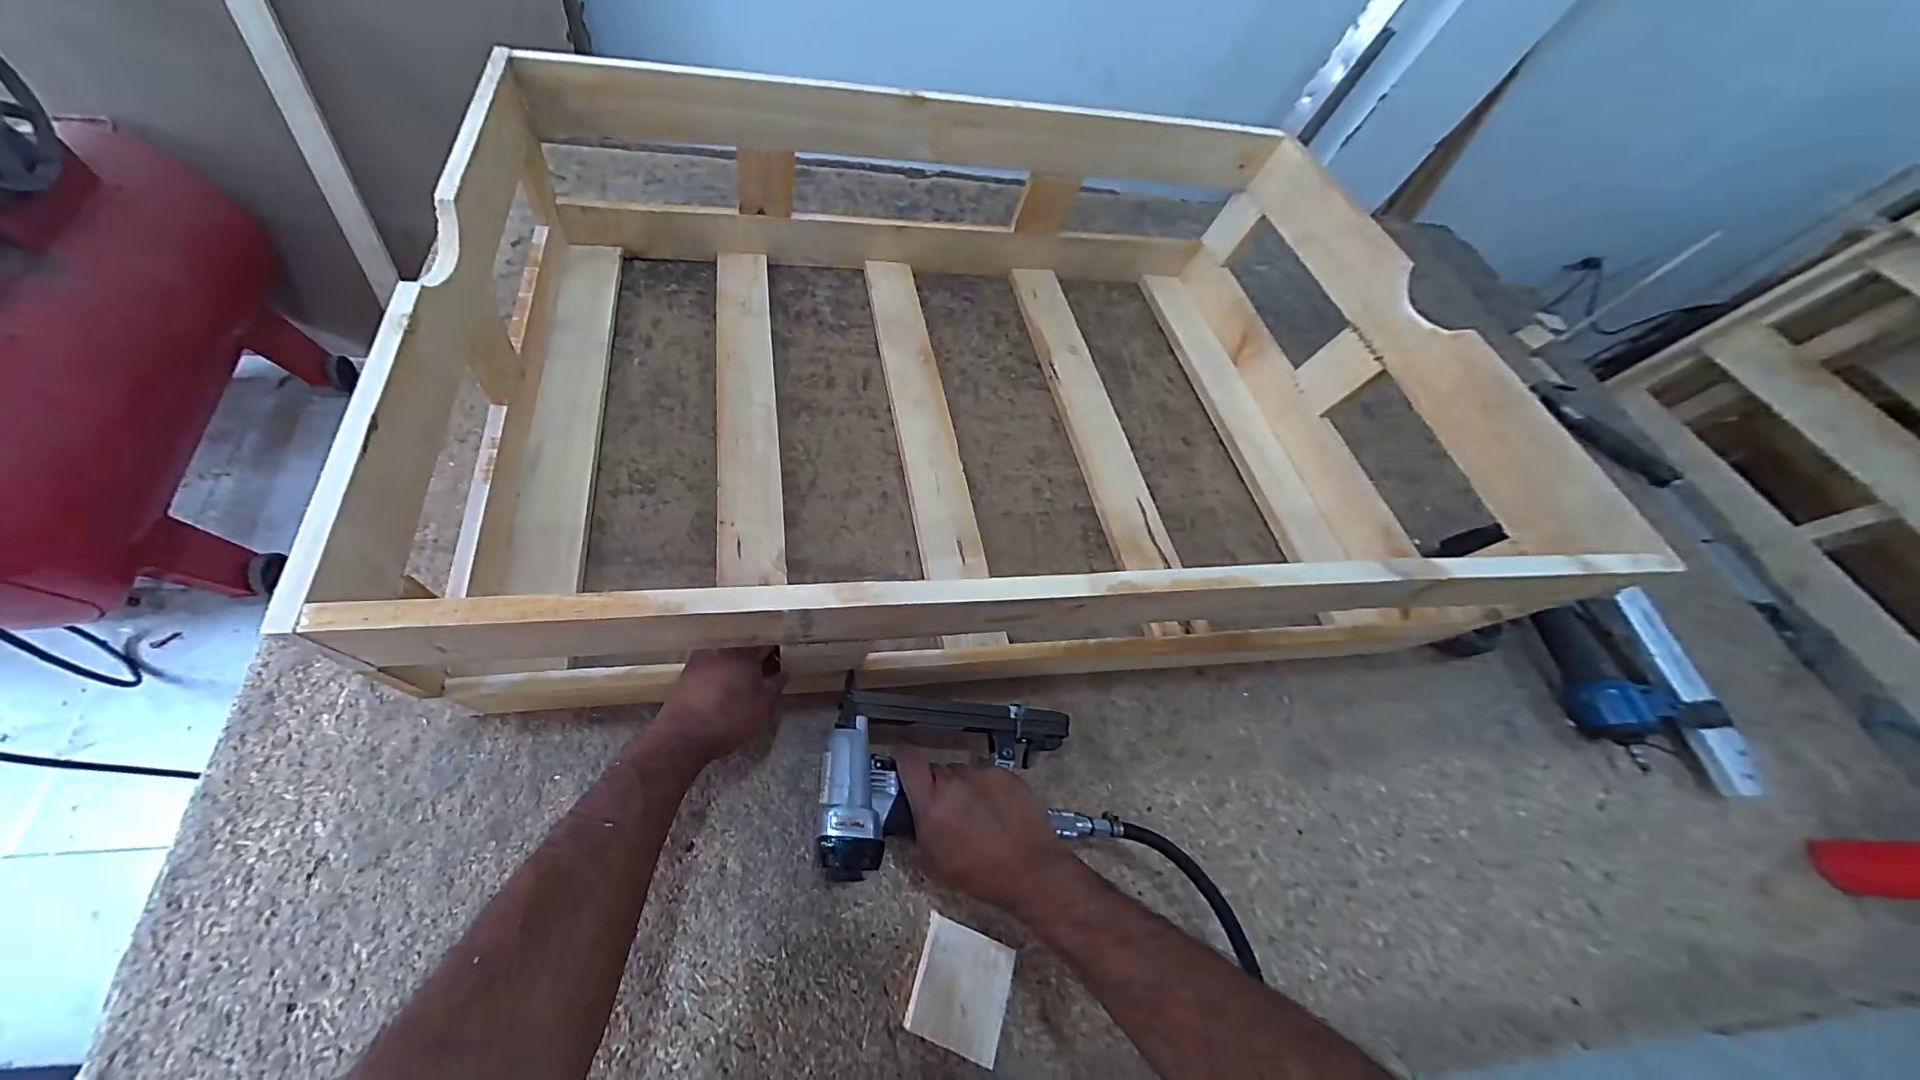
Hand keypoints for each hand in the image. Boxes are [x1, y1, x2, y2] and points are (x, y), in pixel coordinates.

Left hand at [649, 647, 785, 764]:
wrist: (681, 737)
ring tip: (746, 680)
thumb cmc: (728, 720)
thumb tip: (783, 673)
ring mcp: (701, 658)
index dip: (777, 650)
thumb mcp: (762, 708)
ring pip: (727, 653)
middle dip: (757, 655)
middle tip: (767, 671)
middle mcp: (721, 648)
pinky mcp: (687, 671)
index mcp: (744, 652)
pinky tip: (726, 686)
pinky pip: (712, 663)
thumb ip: (775, 687)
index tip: (783, 661)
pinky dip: (722, 670)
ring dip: (738, 662)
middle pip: (745, 644)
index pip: (766, 641)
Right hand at [895, 746, 1081, 914]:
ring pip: (963, 773)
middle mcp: (955, 780)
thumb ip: (917, 830)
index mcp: (931, 801)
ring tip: (977, 814)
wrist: (1029, 870)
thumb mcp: (932, 861)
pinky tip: (997, 811)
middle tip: (947, 810)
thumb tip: (915, 814)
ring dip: (963, 787)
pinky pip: (987, 775)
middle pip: (936, 769)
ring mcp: (983, 774)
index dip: (901, 757)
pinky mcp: (1006, 774)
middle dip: (937, 786)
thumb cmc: (978, 873)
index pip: (907, 759)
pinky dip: (988, 789)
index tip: (902, 762)